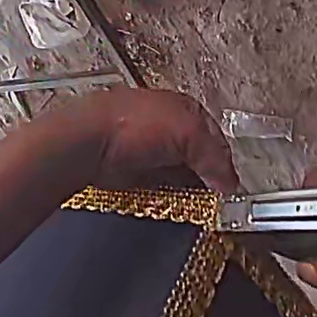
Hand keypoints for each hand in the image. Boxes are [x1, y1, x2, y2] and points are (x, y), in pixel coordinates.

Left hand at [49, 88, 239, 192]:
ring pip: (177, 176)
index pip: (216, 139)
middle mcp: (166, 127)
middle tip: (216, 202)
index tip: (231, 189)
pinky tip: (171, 205)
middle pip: (197, 159)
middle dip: (207, 180)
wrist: (86, 141)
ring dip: (186, 191)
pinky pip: (157, 188)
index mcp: (184, 109)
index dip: (224, 164)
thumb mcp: (188, 133)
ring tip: (196, 208)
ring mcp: (147, 150)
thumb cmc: (132, 123)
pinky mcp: (130, 171)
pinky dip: (166, 197)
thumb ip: (214, 157)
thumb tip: (230, 183)